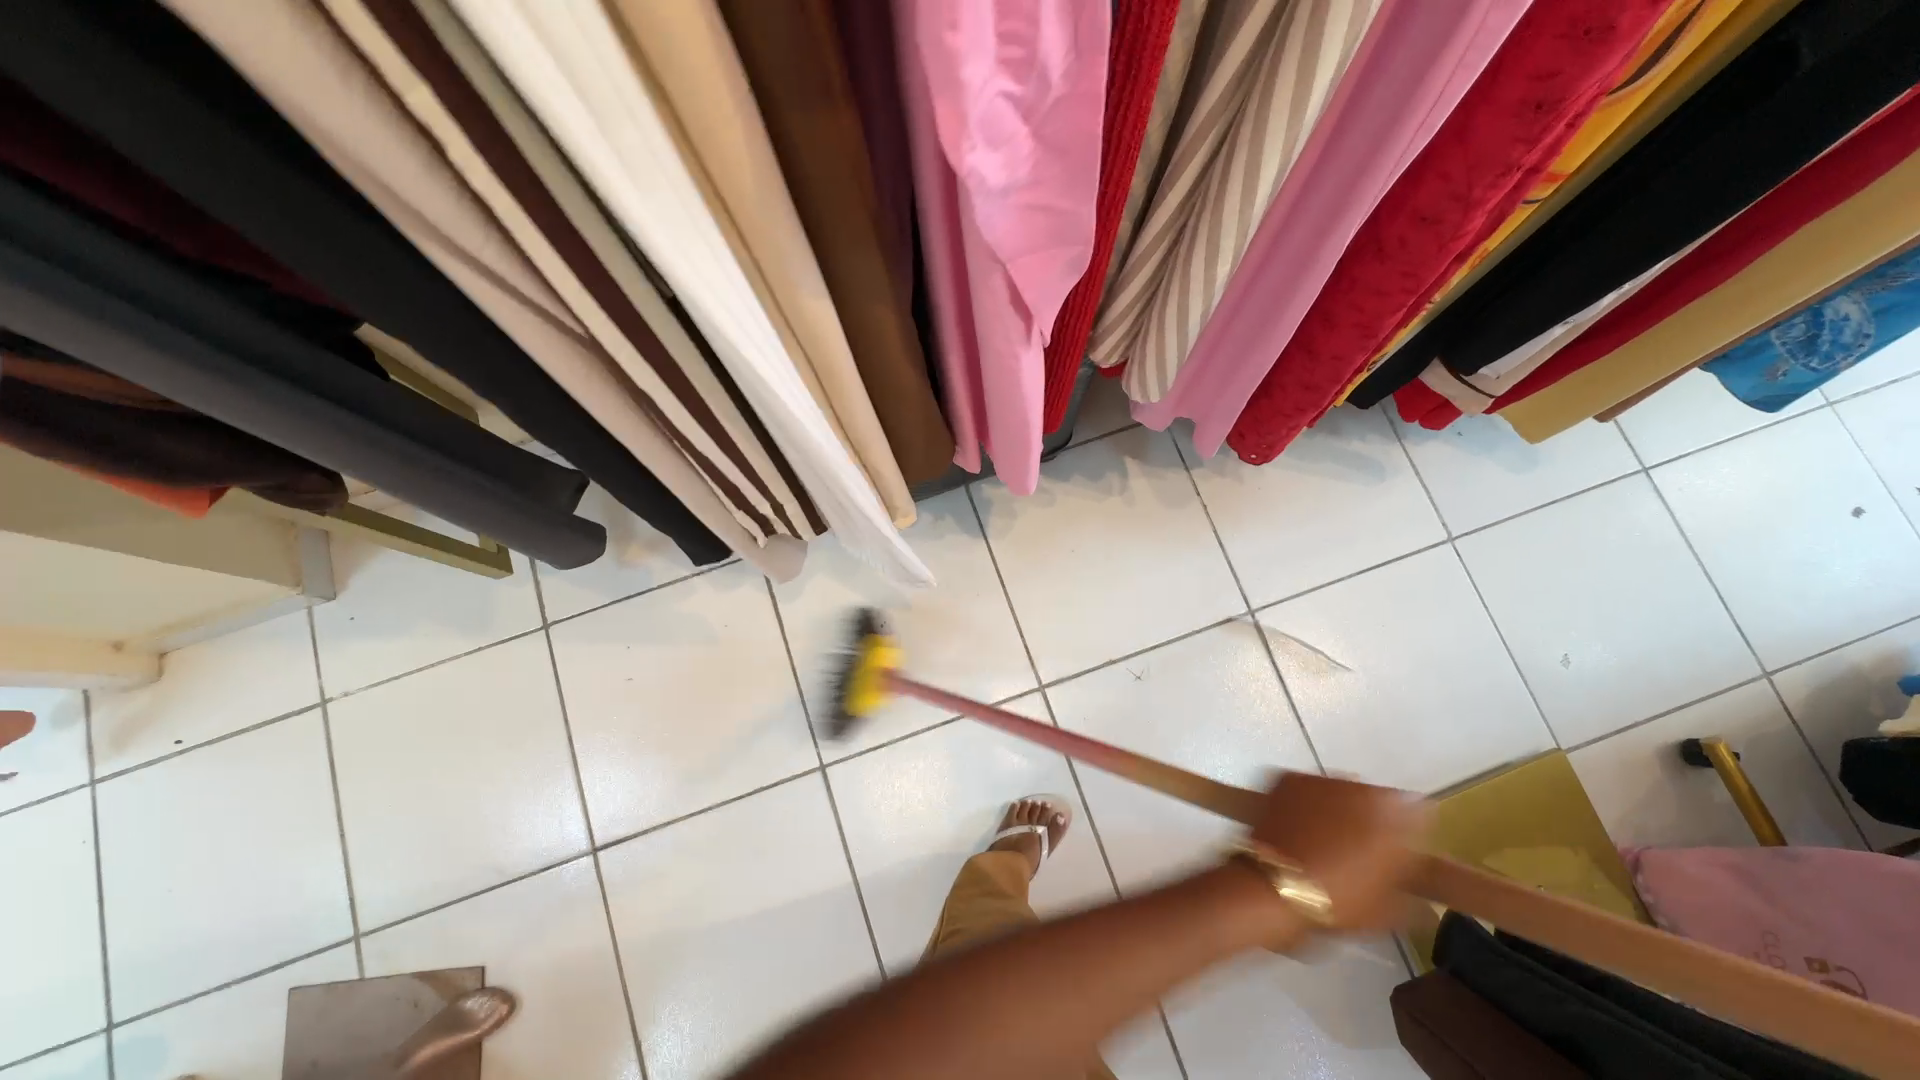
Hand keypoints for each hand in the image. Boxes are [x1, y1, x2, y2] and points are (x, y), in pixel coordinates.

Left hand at [1245, 771, 1430, 936]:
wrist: (1273, 888)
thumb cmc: (1336, 902)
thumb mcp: (1386, 911)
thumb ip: (1410, 898)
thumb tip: (1424, 903)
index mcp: (1397, 816)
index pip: (1417, 815)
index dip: (1406, 835)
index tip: (1396, 854)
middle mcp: (1364, 788)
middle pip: (1375, 801)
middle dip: (1370, 820)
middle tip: (1355, 850)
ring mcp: (1322, 779)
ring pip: (1339, 792)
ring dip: (1336, 809)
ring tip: (1320, 840)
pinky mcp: (1287, 779)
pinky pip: (1304, 789)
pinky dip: (1303, 803)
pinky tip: (1296, 828)